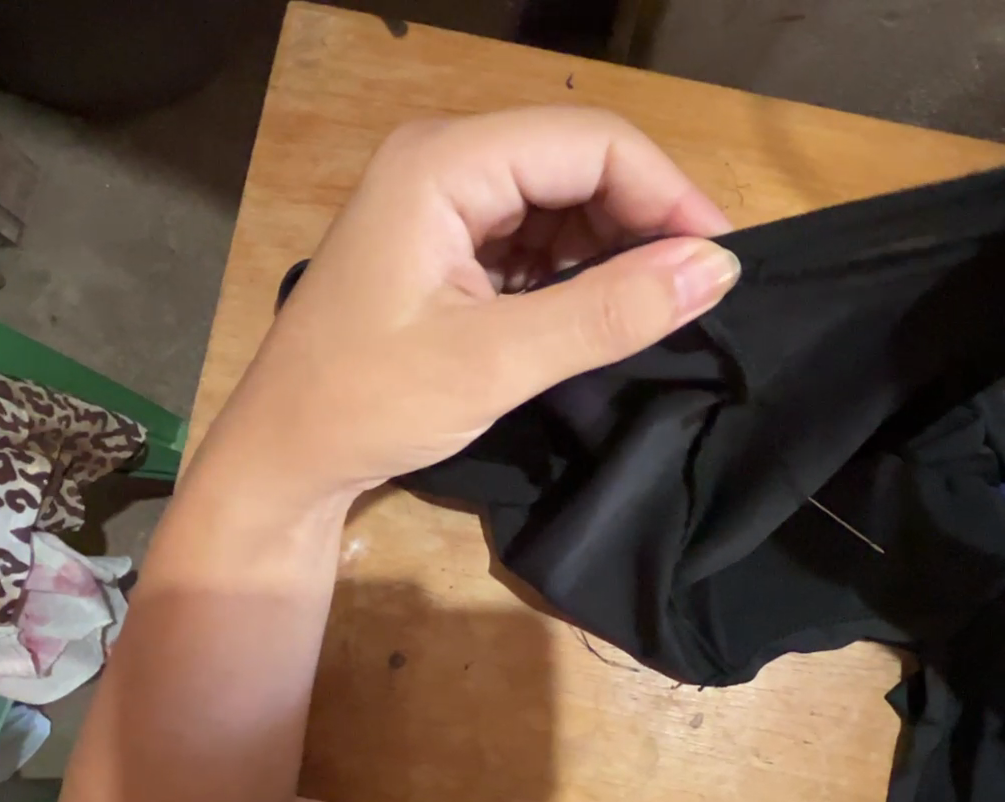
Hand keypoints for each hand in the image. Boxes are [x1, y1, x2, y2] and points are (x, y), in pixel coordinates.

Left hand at [196, 107, 738, 507]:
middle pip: (574, 164)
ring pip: (556, 204)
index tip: (718, 261)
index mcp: (443, 164)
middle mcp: (441, 165)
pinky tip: (592, 312)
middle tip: (690, 292)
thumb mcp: (493, 361)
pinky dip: (569, 275)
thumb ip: (605, 313)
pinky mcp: (442, 251)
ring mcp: (439, 207)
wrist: (286, 455)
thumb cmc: (369, 403)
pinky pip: (528, 242)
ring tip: (647, 308)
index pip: (588, 143)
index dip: (666, 193)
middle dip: (640, 222)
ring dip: (608, 252)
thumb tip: (716, 270)